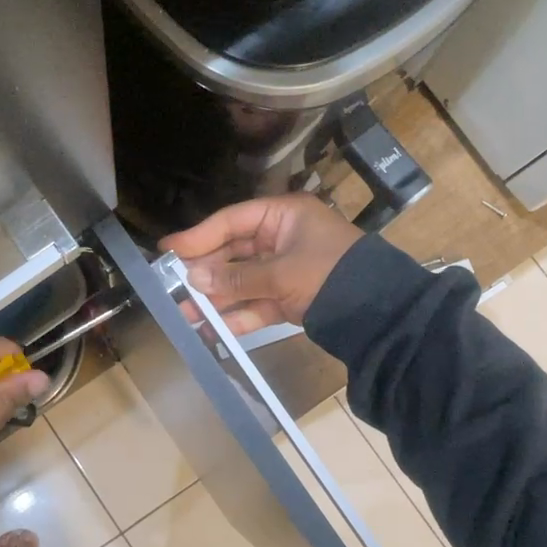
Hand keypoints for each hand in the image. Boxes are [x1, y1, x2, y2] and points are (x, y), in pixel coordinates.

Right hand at [158, 193, 363, 335]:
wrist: (379, 313)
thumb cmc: (329, 275)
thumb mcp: (281, 274)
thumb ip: (236, 279)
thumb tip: (193, 281)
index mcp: (284, 216)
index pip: (232, 222)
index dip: (198, 236)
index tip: (167, 250)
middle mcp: (282, 239)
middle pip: (233, 253)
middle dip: (204, 273)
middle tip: (171, 287)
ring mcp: (286, 270)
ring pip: (242, 282)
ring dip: (216, 299)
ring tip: (185, 315)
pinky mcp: (290, 299)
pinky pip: (257, 304)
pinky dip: (238, 316)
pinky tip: (213, 329)